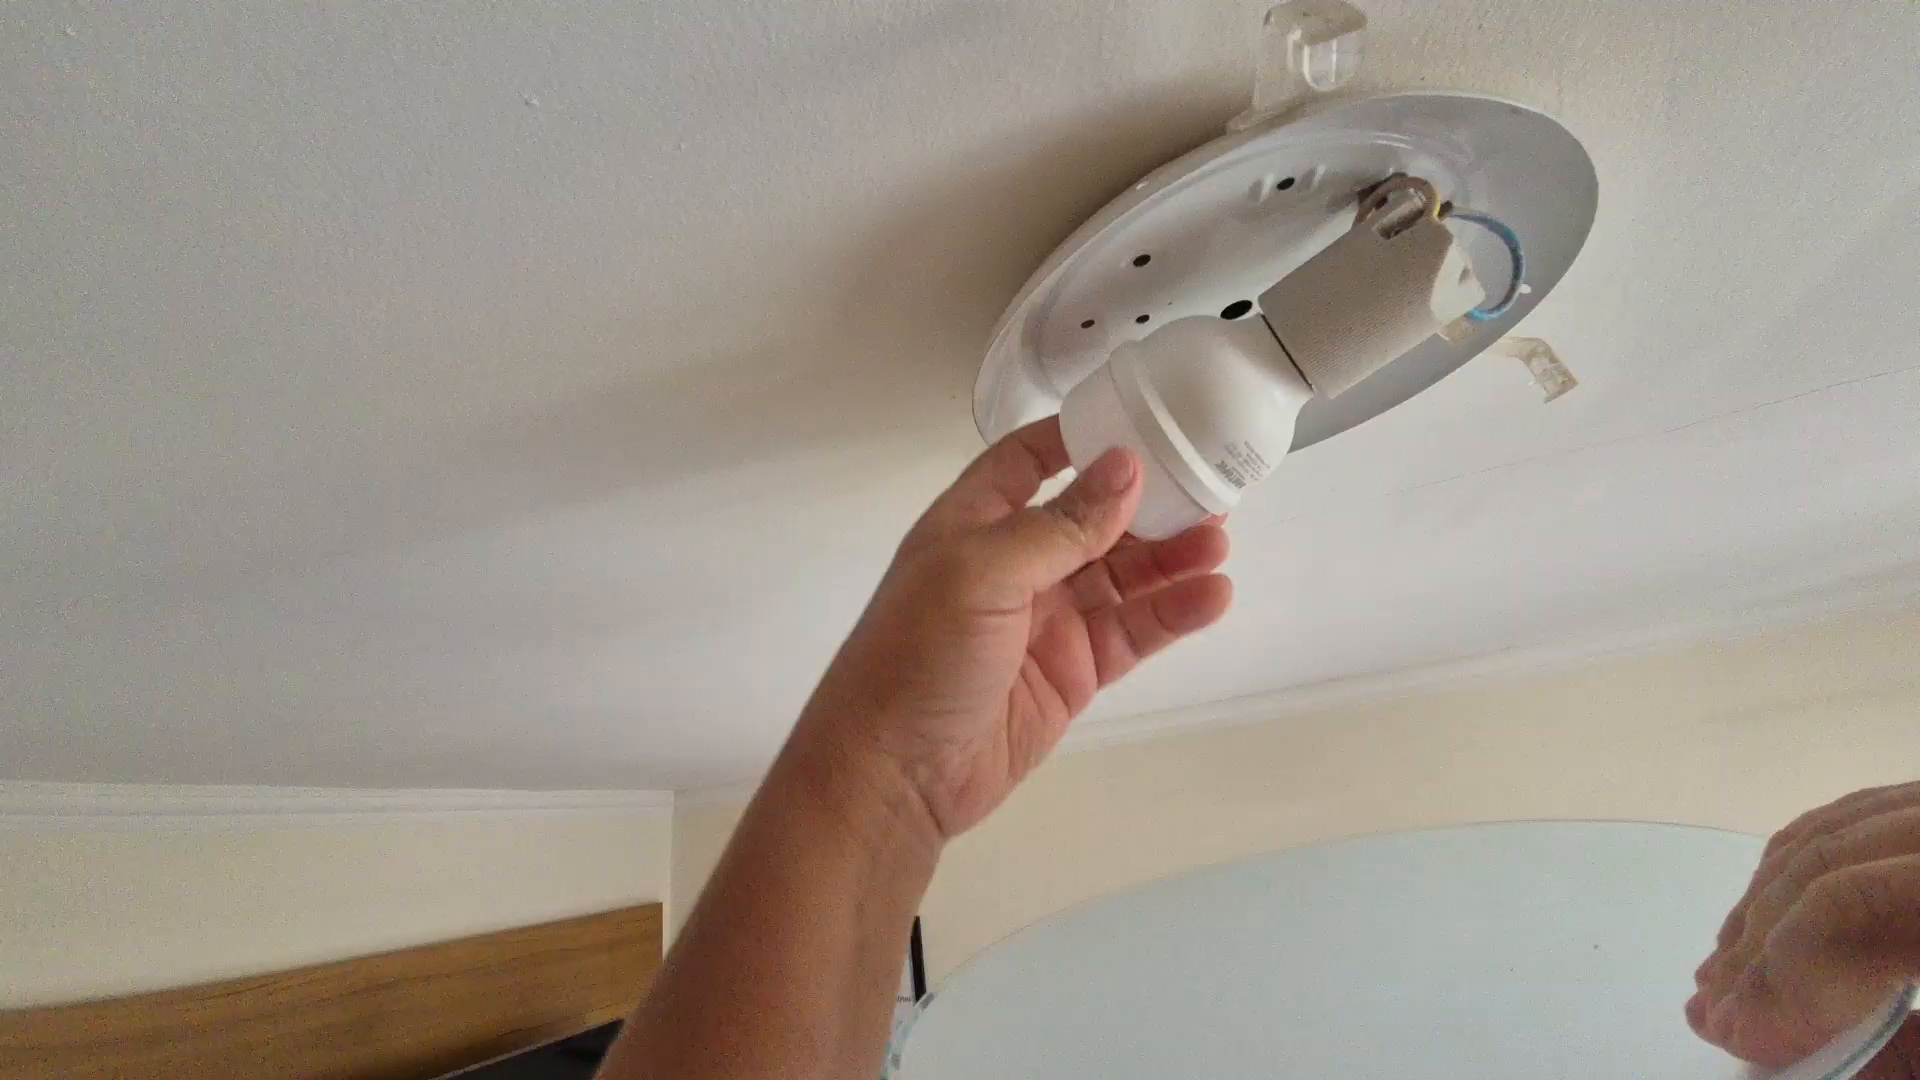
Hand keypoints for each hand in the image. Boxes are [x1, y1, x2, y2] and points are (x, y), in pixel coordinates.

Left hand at [791, 417, 1231, 840]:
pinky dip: (1171, 613)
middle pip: (1090, 518)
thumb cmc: (921, 653)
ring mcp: (1047, 618)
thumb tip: (1126, 467)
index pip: (1028, 461)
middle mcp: (1014, 563)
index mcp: (975, 523)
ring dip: (1169, 556)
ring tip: (1218, 540)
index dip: (1078, 438)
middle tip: (1206, 488)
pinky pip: (1130, 631)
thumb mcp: (981, 573)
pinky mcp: (1074, 669)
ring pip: (1120, 575)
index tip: (1140, 420)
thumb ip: (1058, 524)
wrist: (899, 771)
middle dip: (1144, 503)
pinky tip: (1211, 595)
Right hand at [1688, 782, 1919, 1074]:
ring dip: (1760, 913)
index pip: (1853, 911)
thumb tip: (1807, 1053)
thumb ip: (1918, 1047)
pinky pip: (1842, 818)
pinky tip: (1767, 913)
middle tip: (1712, 1016)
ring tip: (1724, 975)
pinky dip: (1789, 870)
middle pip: (1825, 873)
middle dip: (1760, 956)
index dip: (1786, 979)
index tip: (1737, 1037)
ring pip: (1820, 840)